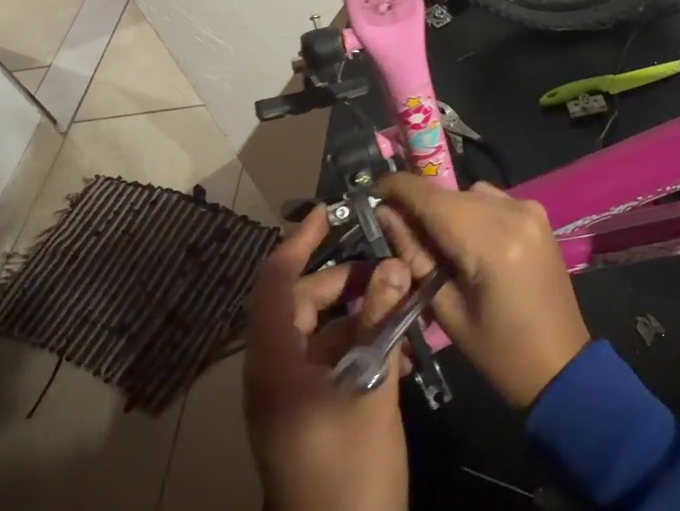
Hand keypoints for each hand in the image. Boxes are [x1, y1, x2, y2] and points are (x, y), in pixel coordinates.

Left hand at [244, 206, 411, 510]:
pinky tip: (402, 356)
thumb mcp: (370, 389)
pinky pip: (331, 364)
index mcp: (274, 362)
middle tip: (389, 271)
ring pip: (321, 336)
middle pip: (301, 305)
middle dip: (344, 282)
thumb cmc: (348, 468)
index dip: (298, 242)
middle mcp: (274, 372)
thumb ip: (381, 324)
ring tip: (405, 311)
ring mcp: (290, 397)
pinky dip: (361, 349)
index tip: (329, 212)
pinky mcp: (309, 415)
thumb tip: (393, 266)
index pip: (275, 283)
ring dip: (361, 318)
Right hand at [375, 173, 590, 408]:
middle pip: (450, 194)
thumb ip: (414, 256)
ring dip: (447, 209)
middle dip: (419, 206)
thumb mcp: (445, 311)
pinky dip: (472, 212)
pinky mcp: (539, 214)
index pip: (432, 198)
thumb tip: (384, 214)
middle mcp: (514, 214)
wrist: (560, 364)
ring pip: (469, 193)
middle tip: (397, 231)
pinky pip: (491, 200)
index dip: (396, 188)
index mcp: (492, 242)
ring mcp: (530, 210)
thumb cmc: (498, 352)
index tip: (370, 191)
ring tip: (436, 244)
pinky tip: (467, 243)